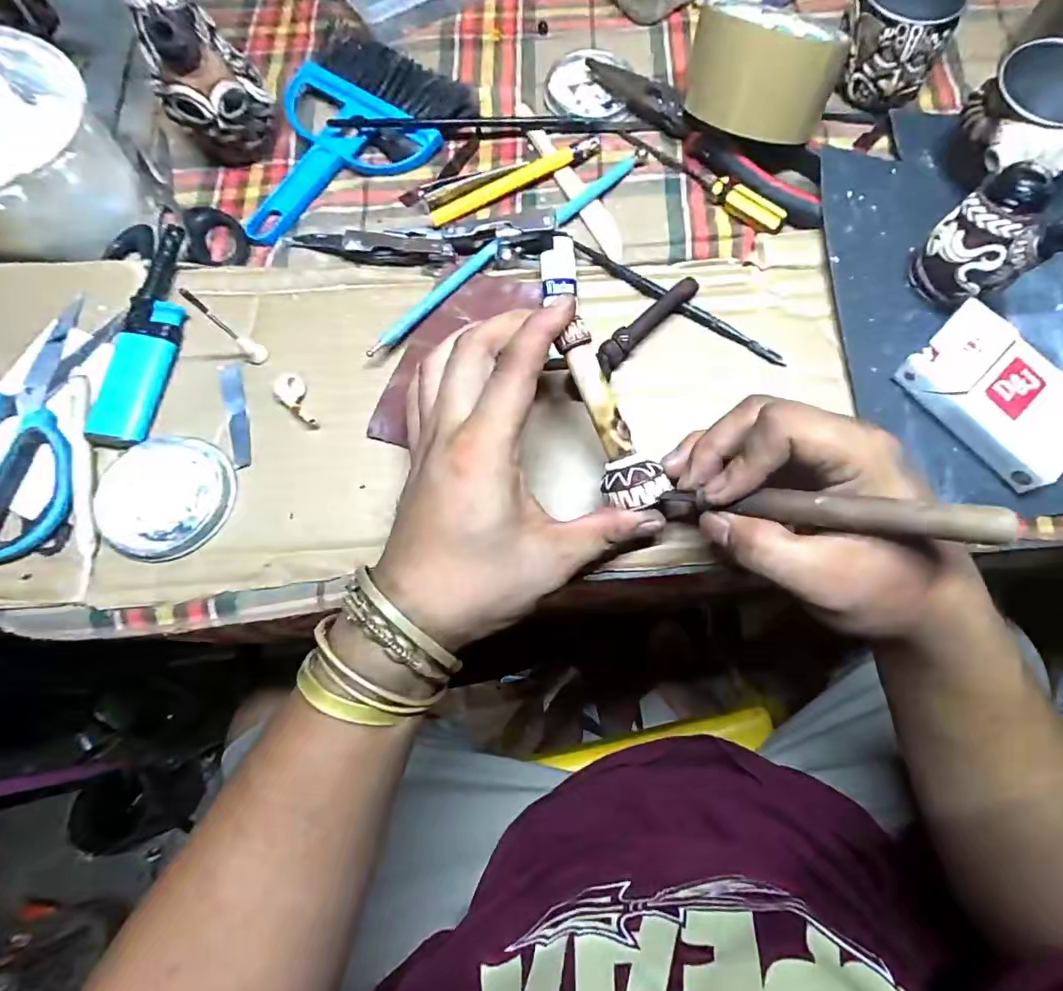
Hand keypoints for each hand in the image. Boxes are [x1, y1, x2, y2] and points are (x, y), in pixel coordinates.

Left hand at [371, 301, 663, 649]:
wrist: (411, 614)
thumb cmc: (478, 586)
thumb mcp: (550, 561)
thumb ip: (603, 532)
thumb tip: (651, 518)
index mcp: (484, 449)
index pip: (513, 368)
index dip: (541, 329)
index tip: (566, 304)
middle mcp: (449, 432)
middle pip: (469, 350)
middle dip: (507, 321)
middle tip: (544, 318)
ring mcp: (425, 442)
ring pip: (437, 363)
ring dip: (472, 337)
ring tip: (506, 335)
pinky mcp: (415, 456)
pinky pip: (422, 390)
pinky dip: (445, 365)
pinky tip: (464, 374)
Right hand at [664, 396, 981, 641]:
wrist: (929, 608)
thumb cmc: (889, 593)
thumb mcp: (824, 579)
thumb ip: (763, 549)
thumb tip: (708, 521)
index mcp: (858, 452)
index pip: (782, 424)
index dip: (738, 458)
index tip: (713, 501)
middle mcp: (839, 438)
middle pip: (761, 414)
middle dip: (715, 446)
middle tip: (682, 483)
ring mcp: (822, 454)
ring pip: (754, 428)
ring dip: (711, 450)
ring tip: (675, 476)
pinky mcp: (807, 474)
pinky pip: (757, 455)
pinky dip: (722, 466)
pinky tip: (697, 484)